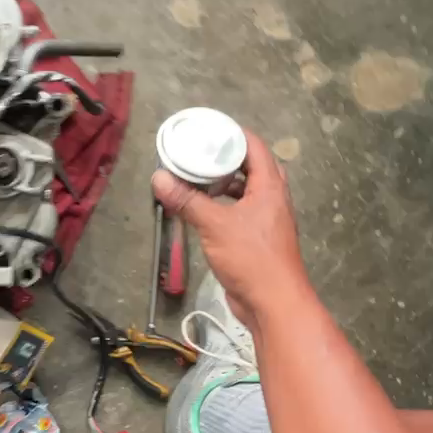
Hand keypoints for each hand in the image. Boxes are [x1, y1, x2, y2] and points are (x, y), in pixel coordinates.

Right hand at [152, 128, 309, 327]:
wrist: (273, 302)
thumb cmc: (251, 258)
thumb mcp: (215, 225)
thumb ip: (187, 201)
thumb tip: (159, 178)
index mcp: (270, 187)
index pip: (255, 147)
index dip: (234, 135)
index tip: (209, 130)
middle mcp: (272, 199)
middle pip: (253, 167)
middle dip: (228, 158)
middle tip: (201, 152)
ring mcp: (267, 220)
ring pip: (246, 191)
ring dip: (225, 183)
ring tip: (198, 177)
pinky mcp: (258, 239)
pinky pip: (240, 211)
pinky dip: (223, 205)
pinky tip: (204, 209)